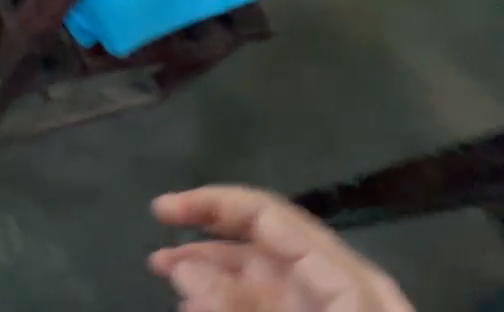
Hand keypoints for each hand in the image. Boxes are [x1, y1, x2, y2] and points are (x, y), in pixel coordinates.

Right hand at [149, 186, 412, 311]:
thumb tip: (183, 269)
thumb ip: (241, 309)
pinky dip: (235, 304)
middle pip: (264, 242)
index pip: (269, 215)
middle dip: (206, 243)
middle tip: (157, 260)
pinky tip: (200, 311)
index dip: (211, 203)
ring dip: (215, 276)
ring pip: (265, 276)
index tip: (161, 212)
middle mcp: (343, 289)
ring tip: (170, 285)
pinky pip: (275, 305)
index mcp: (347, 281)